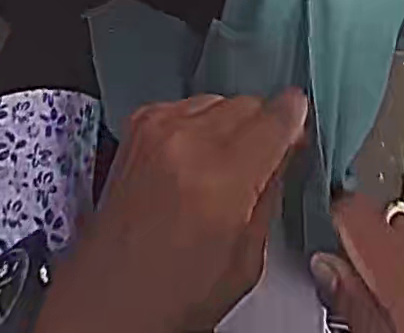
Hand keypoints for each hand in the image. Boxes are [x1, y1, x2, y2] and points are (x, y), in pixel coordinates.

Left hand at [35, 90, 309, 332]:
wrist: (105, 302)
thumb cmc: (172, 297)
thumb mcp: (245, 259)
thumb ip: (272, 190)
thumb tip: (287, 145)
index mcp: (221, 179)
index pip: (277, 116)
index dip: (295, 118)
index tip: (298, 124)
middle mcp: (188, 141)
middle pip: (250, 103)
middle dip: (262, 126)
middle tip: (259, 158)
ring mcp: (159, 126)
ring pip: (220, 99)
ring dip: (229, 124)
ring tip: (218, 165)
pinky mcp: (140, 122)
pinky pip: (189, 104)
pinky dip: (197, 123)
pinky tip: (190, 158)